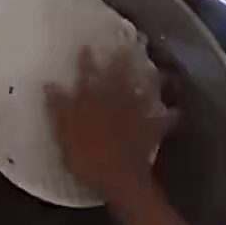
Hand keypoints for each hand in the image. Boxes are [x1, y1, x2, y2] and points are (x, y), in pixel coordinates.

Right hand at [47, 46, 168, 204]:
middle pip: (118, 76)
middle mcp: (114, 101)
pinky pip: (161, 121)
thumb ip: (57, 107)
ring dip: (149, 81)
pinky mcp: (148, 132)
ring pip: (142, 92)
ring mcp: (134, 115)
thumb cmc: (87, 158)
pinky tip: (176, 111)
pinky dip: (169, 116)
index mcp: (91, 100)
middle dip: (122, 59)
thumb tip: (49, 83)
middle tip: (128, 44)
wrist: (120, 180)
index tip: (87, 44)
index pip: (87, 74)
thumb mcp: (64, 133)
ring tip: (157, 69)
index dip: (86, 59)